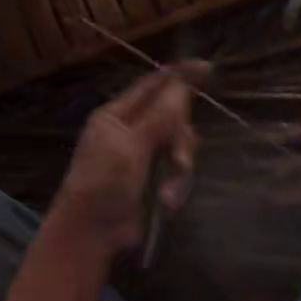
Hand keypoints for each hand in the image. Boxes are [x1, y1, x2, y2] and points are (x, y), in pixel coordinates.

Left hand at [49, 63, 205, 253]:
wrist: (92, 232)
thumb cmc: (103, 183)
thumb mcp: (130, 147)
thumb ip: (159, 117)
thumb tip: (181, 86)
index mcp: (117, 115)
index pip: (152, 85)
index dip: (179, 76)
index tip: (207, 68)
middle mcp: (131, 131)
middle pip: (172, 118)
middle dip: (180, 139)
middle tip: (177, 159)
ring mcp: (143, 157)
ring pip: (178, 148)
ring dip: (177, 170)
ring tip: (167, 192)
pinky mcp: (153, 181)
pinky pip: (177, 173)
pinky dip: (174, 187)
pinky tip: (166, 202)